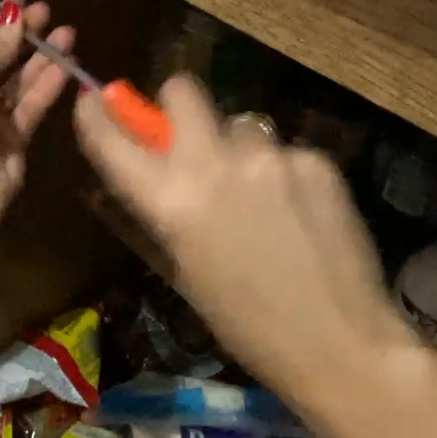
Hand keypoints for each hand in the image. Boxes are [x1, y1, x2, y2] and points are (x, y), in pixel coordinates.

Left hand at [0, 0, 74, 228]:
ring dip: (42, 57)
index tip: (23, 3)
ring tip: (67, 32)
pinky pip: (33, 105)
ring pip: (20, 82)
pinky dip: (49, 84)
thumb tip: (14, 15)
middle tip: (49, 12)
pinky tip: (67, 63)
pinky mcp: (15, 139)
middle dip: (22, 36)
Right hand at [75, 76, 414, 400]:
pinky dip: (283, 172)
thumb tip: (136, 173)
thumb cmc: (248, 326)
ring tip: (262, 196)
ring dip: (239, 148)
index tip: (94, 99)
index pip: (111, 138)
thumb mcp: (182, 271)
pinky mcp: (314, 159)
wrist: (342, 347)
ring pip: (240, 124)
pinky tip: (301, 212)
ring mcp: (268, 157)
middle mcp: (213, 164)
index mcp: (170, 201)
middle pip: (182, 90)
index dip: (95, 113)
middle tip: (193, 136)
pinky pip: (283, 150)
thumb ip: (156, 213)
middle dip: (179, 105)